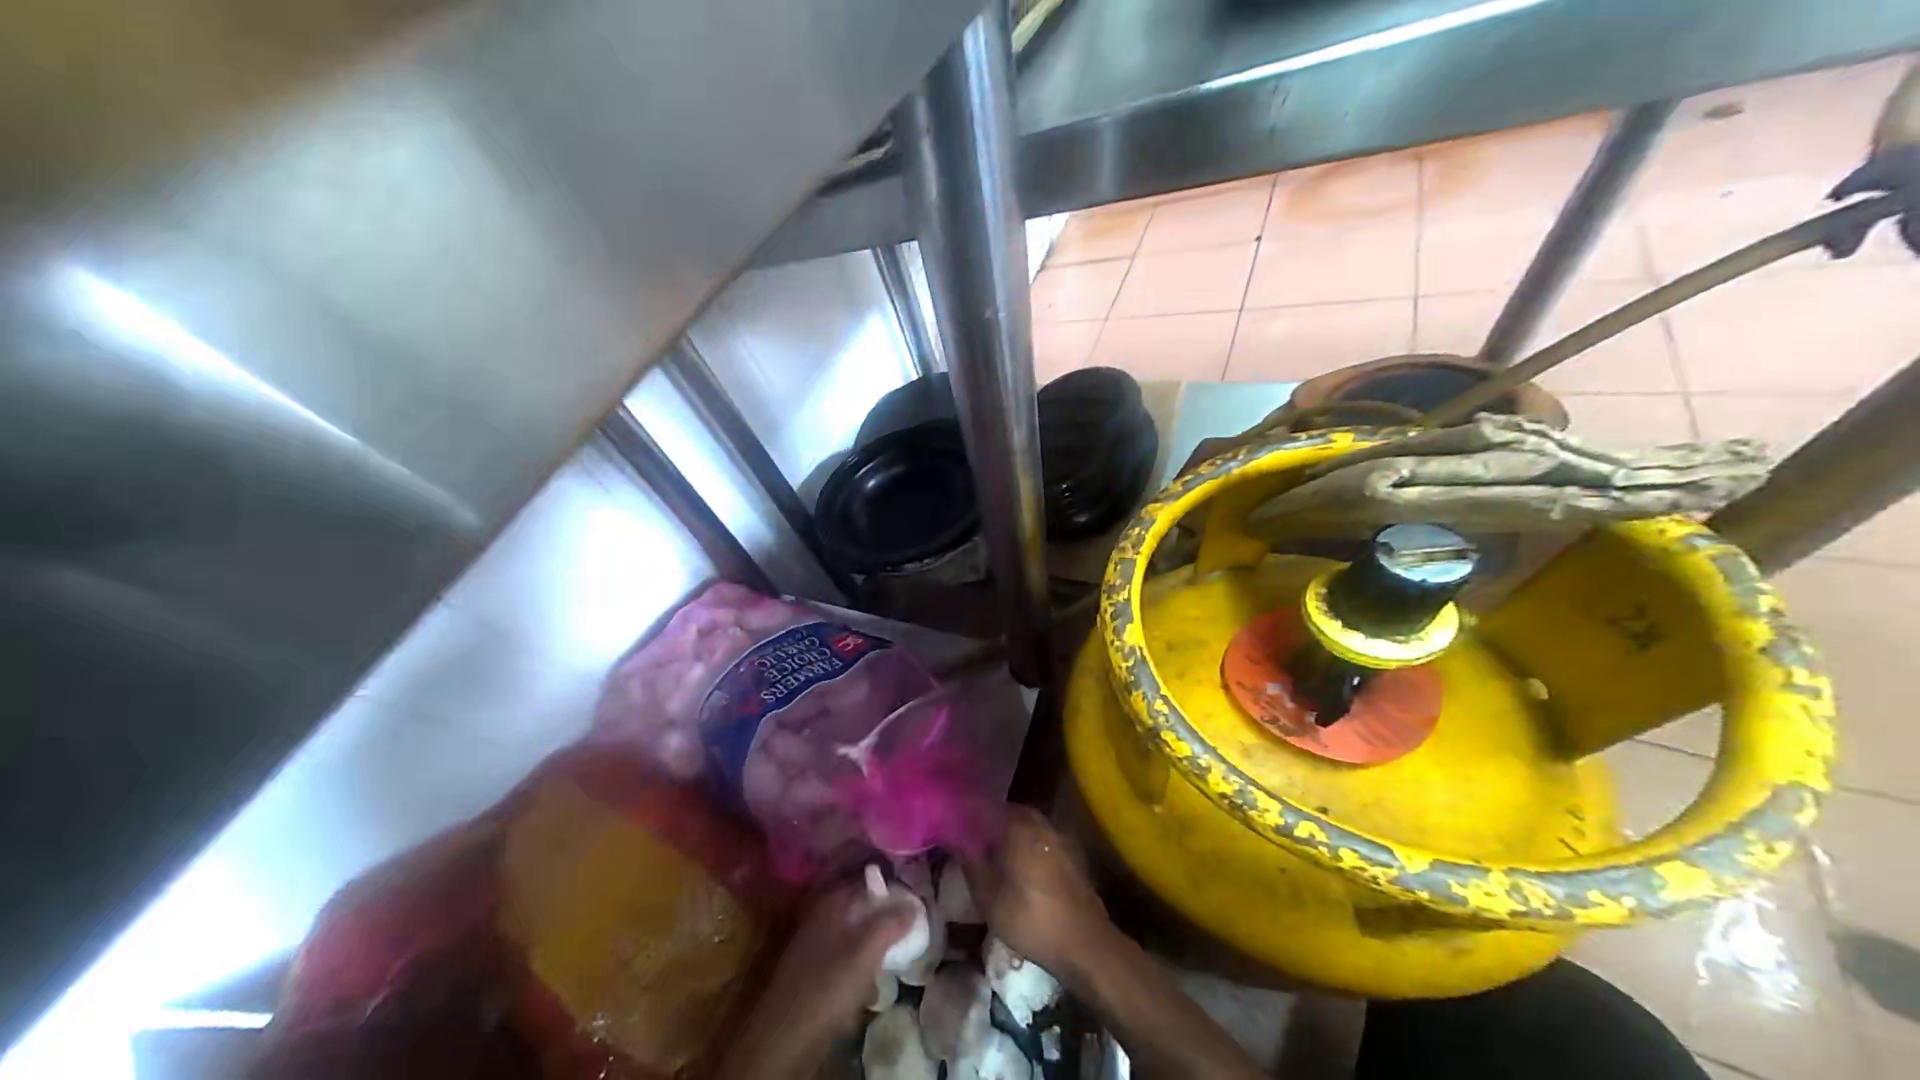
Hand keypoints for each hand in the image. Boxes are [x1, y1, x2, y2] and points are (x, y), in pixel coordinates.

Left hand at [715, 879, 917, 1079]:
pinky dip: (857, 968)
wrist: (785, 1034)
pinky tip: (867, 988)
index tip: (912, 899)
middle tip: (905, 932)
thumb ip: (891, 922)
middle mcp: (819, 916)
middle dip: (881, 919)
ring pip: (851, 935)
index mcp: (831, 902)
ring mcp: (813, 944)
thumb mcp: (867, 949)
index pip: (865, 880)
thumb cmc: (829, 983)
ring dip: (870, 947)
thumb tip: (914, 905)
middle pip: (859, 908)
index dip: (889, 888)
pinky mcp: (811, 971)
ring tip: (889, 962)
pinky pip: (842, 959)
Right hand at [962, 806, 1110, 975]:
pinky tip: (1018, 865)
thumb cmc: (1029, 918)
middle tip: (972, 838)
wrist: (1083, 943)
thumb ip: (971, 862)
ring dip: (1009, 833)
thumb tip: (956, 840)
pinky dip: (1026, 845)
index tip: (953, 824)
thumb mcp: (988, 896)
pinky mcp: (1071, 854)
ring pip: (1027, 825)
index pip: (986, 807)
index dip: (968, 815)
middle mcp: (1040, 822)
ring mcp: (1059, 837)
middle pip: (1009, 813)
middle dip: (989, 822)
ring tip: (993, 852)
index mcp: (1018, 825)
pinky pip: (1040, 840)